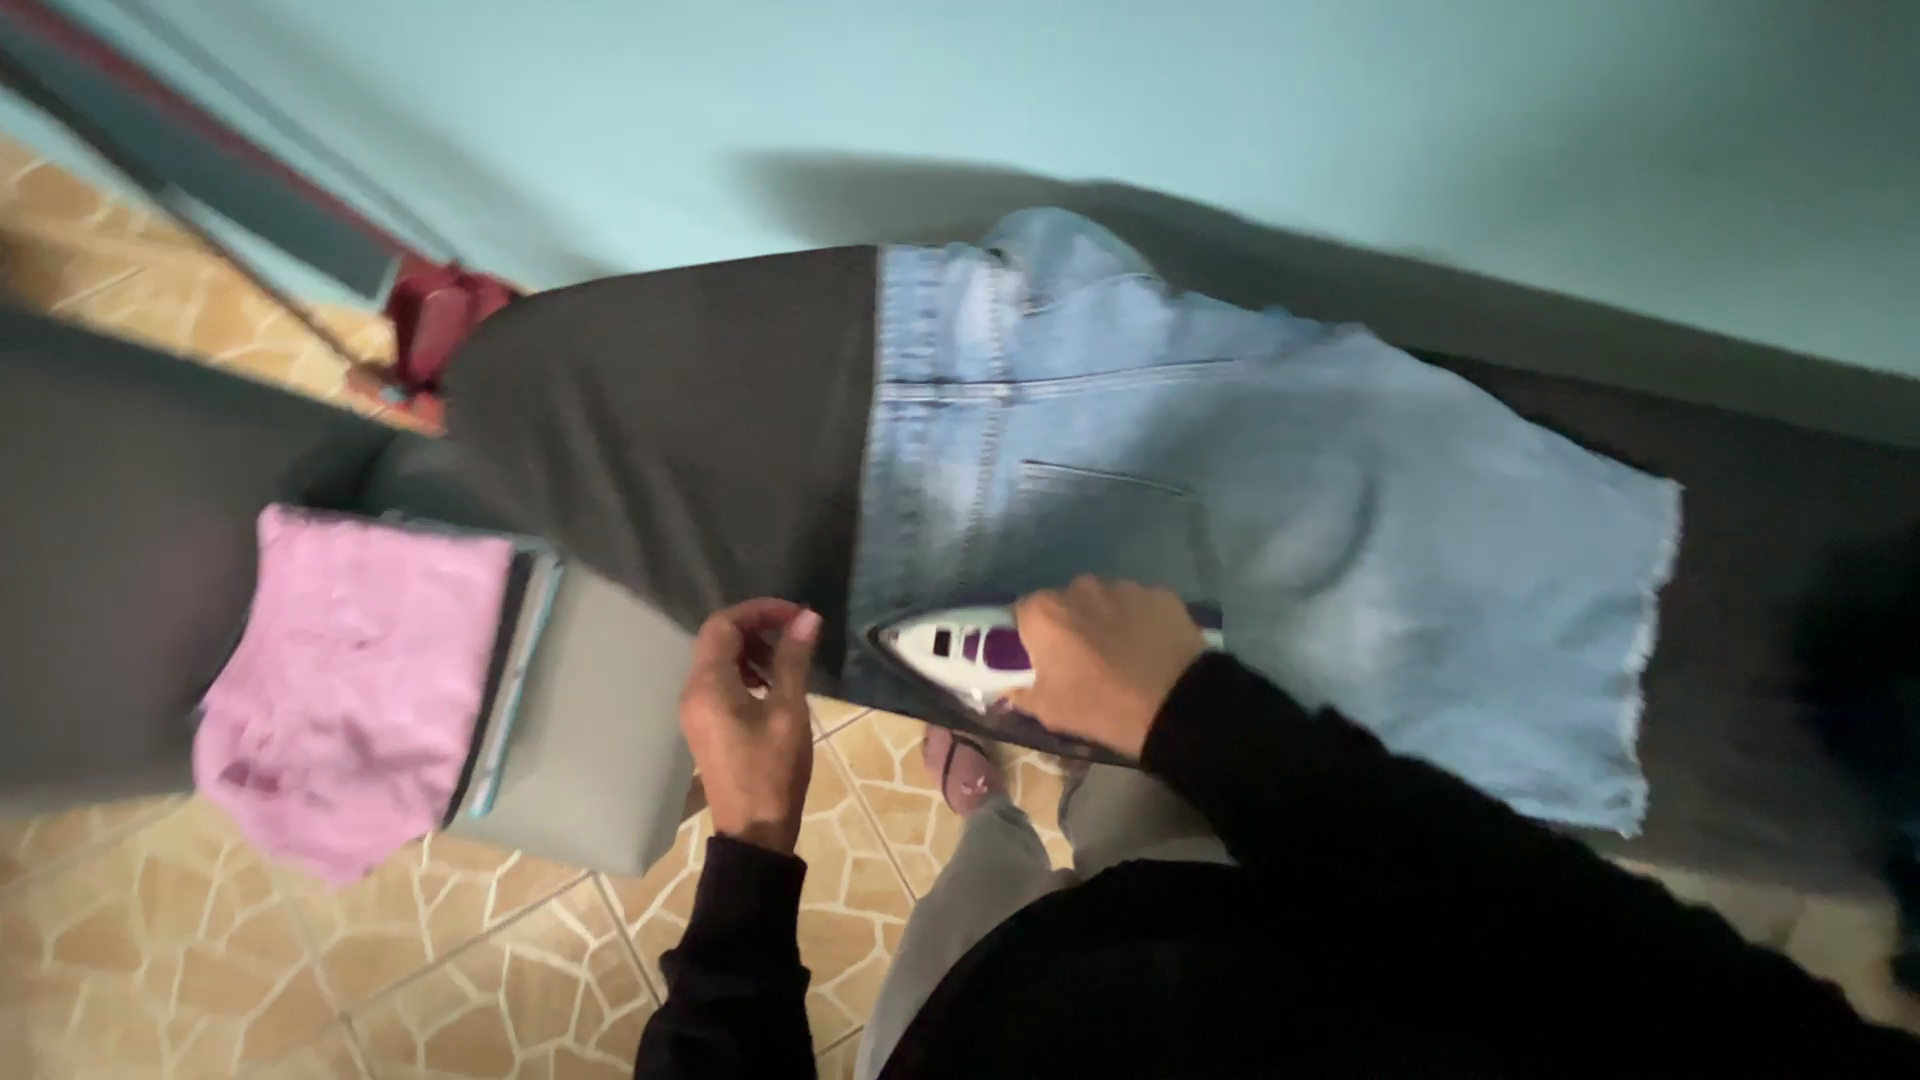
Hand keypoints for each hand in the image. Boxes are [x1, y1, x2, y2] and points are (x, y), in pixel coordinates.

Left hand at [678, 598, 820, 854]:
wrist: (754, 832)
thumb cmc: (773, 770)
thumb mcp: (789, 711)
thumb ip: (794, 659)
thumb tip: (807, 617)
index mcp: (708, 685)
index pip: (723, 625)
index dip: (759, 611)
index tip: (795, 616)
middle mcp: (693, 692)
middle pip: (717, 638)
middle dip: (757, 626)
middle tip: (795, 630)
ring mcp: (696, 710)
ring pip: (719, 659)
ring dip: (752, 648)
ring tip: (789, 656)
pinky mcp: (706, 724)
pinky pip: (721, 681)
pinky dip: (746, 670)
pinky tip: (775, 683)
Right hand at [1003, 577, 1206, 758]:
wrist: (1177, 707)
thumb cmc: (1101, 706)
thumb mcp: (1049, 710)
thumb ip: (1020, 692)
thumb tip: (1009, 688)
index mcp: (1045, 612)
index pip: (1024, 612)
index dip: (1032, 635)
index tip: (1044, 658)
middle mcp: (1080, 587)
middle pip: (1065, 601)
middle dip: (1070, 622)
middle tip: (1084, 657)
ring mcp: (1123, 586)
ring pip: (1103, 600)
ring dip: (1105, 618)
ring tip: (1123, 652)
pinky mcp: (1159, 593)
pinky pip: (1138, 603)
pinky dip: (1139, 619)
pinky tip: (1150, 647)